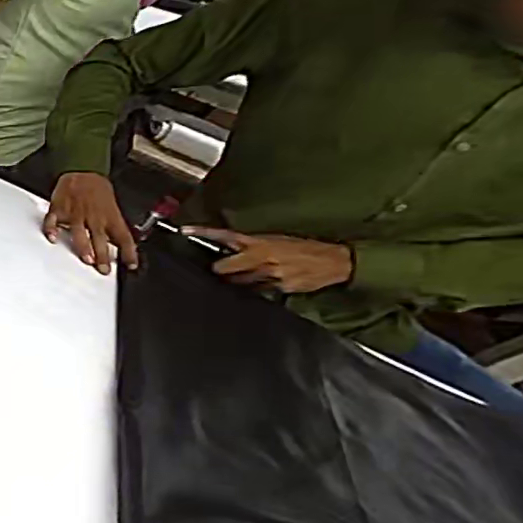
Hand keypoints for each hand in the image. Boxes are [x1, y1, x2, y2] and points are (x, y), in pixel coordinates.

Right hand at [42, 172, 137, 274]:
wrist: (83, 170)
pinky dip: (52, 229)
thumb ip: (112, 225)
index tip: (130, 265)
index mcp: (110, 216)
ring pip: (80, 232)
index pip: (123, 237)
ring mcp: (75, 213)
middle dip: (103, 255)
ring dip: (83, 246)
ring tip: (86, 259)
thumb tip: (117, 243)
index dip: (129, 252)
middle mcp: (94, 216)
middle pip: (100, 238)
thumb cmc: (97, 189)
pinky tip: (52, 237)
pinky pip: (54, 221)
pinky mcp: (59, 209)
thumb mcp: (112, 206)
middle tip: (104, 269)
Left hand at [183, 228, 352, 293]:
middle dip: (219, 269)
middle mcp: (261, 259)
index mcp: (259, 243)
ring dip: (236, 281)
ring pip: (239, 282)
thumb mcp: (275, 239)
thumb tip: (225, 245)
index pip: (224, 235)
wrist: (338, 261)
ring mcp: (271, 275)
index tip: (184, 230)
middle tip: (219, 269)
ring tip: (243, 278)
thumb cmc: (304, 247)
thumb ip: (249, 244)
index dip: (203, 232)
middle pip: (224, 268)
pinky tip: (260, 286)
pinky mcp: (281, 288)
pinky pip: (259, 291)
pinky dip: (255, 290)